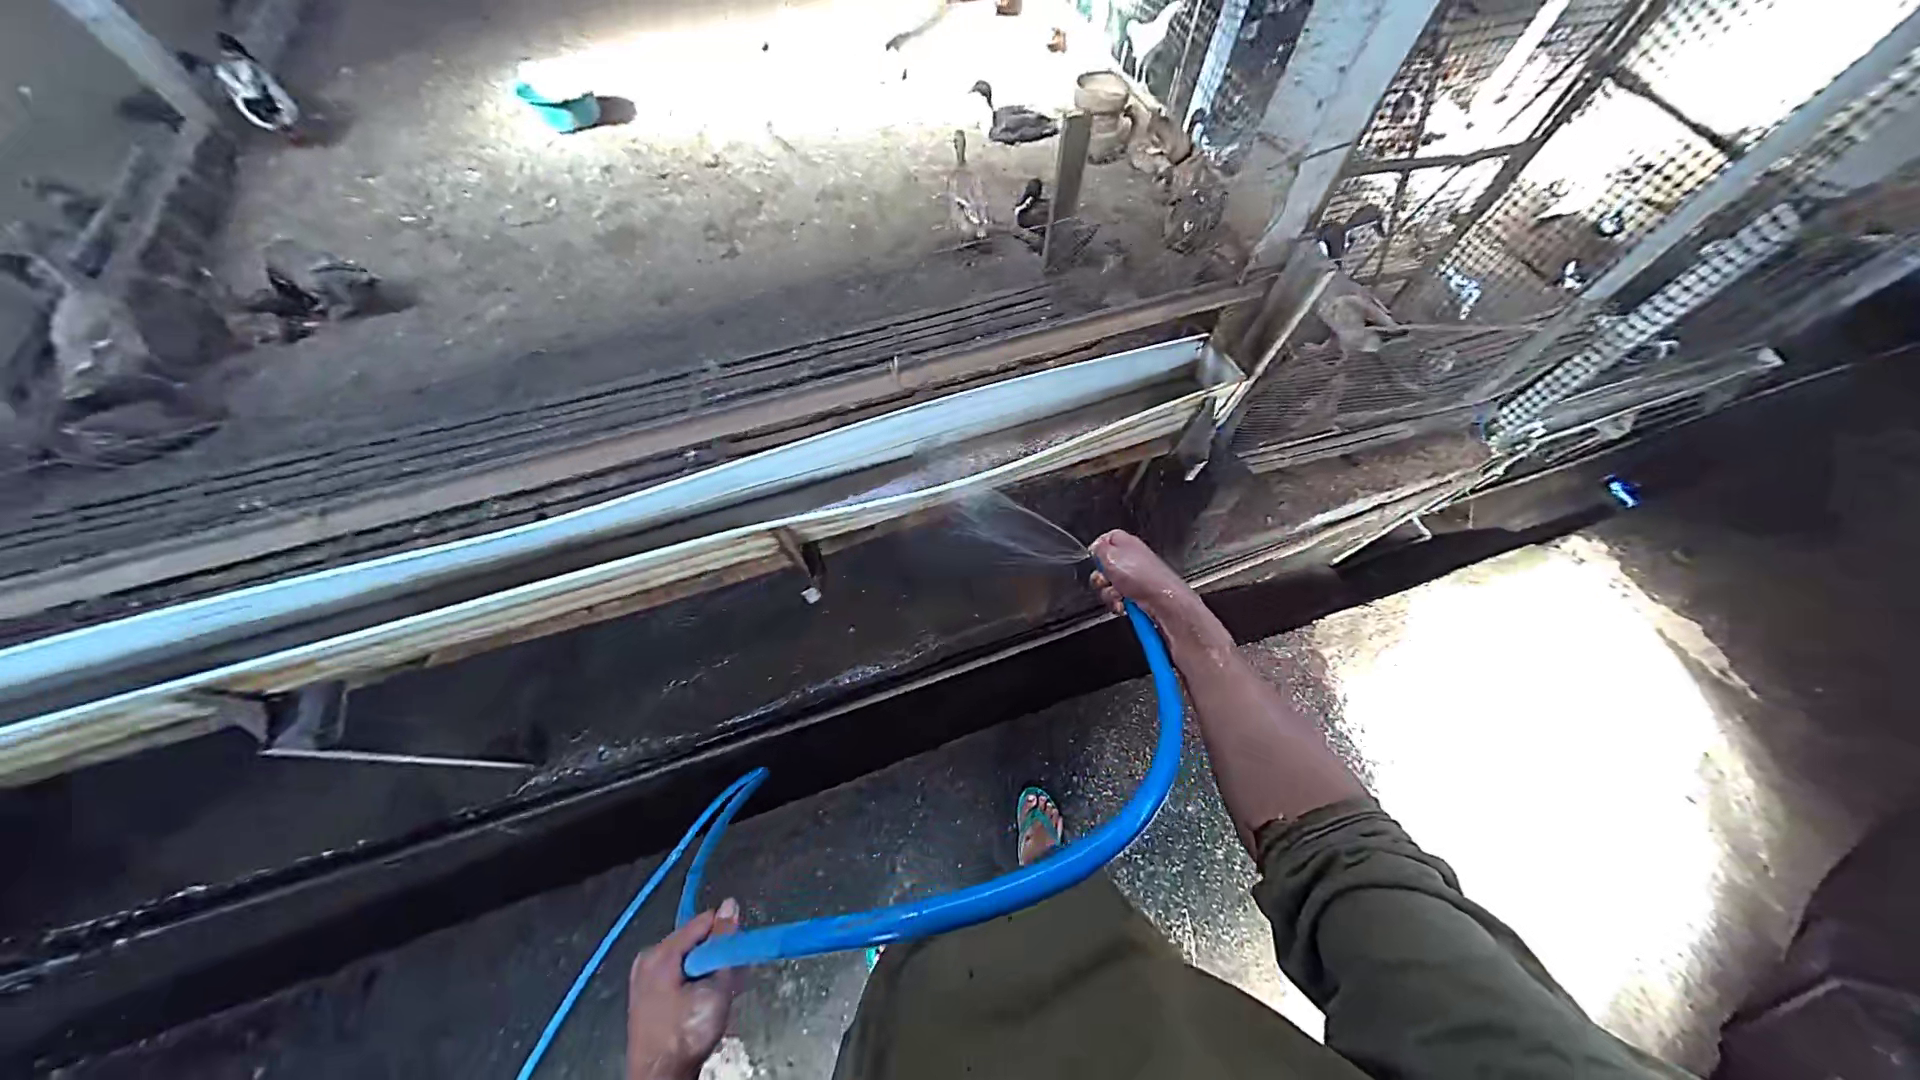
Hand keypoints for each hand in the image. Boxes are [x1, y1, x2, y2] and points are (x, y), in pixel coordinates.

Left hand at [627, 899, 740, 1079]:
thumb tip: (730, 903)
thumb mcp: (715, 988)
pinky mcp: (645, 992)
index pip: (704, 921)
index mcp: (660, 953)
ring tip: (715, 994)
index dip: (725, 935)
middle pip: (695, 938)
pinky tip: (700, 1000)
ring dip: (707, 968)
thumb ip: (724, 944)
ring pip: (688, 956)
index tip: (736, 957)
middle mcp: (647, 958)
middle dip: (716, 954)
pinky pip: (677, 970)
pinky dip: (693, 979)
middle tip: (727, 980)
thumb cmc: (688, 1035)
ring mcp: (643, 976)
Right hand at [1087, 529, 1200, 621]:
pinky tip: (1124, 604)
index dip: (1097, 552)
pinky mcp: (1136, 594)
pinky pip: (1117, 599)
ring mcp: (1134, 578)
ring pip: (1108, 586)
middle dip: (1101, 578)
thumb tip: (1094, 547)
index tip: (1097, 561)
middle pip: (1104, 567)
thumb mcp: (1111, 555)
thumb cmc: (1144, 577)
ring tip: (1119, 595)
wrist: (1163, 601)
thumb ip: (1098, 548)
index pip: (1105, 540)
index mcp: (1126, 543)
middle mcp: (1131, 559)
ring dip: (1109, 594)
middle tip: (1108, 580)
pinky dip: (1117, 603)